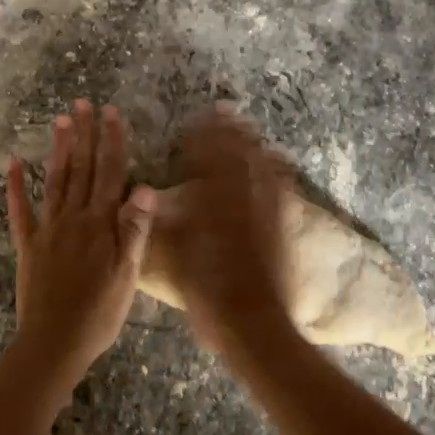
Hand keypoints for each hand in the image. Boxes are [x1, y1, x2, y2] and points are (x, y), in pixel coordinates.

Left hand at [6, 101, 156, 392]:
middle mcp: (74, 217)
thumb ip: (134, 229)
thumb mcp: (127, 275)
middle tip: (83, 102)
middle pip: (82, 168)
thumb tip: (146, 188)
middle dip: (85, 133)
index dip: (112, 140)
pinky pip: (20, 210)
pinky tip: (12, 162)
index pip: (110, 172)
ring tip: (60, 120)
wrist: (54, 345)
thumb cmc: (99, 313)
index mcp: (100, 223)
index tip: (112, 112)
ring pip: (56, 180)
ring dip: (59, 148)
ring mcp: (49, 229)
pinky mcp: (29, 245)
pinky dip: (15, 185)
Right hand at [148, 105, 293, 352]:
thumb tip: (151, 197)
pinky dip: (278, 165)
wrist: (256, 325)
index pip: (203, 160)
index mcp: (210, 205)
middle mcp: (239, 200)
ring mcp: (265, 210)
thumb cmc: (210, 295)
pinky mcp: (283, 223)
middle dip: (227, 129)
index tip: (193, 121)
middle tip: (223, 109)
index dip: (198, 137)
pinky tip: (277, 155)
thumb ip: (168, 223)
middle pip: (234, 153)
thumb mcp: (178, 258)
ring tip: (245, 122)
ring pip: (260, 163)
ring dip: (251, 140)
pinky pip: (282, 185)